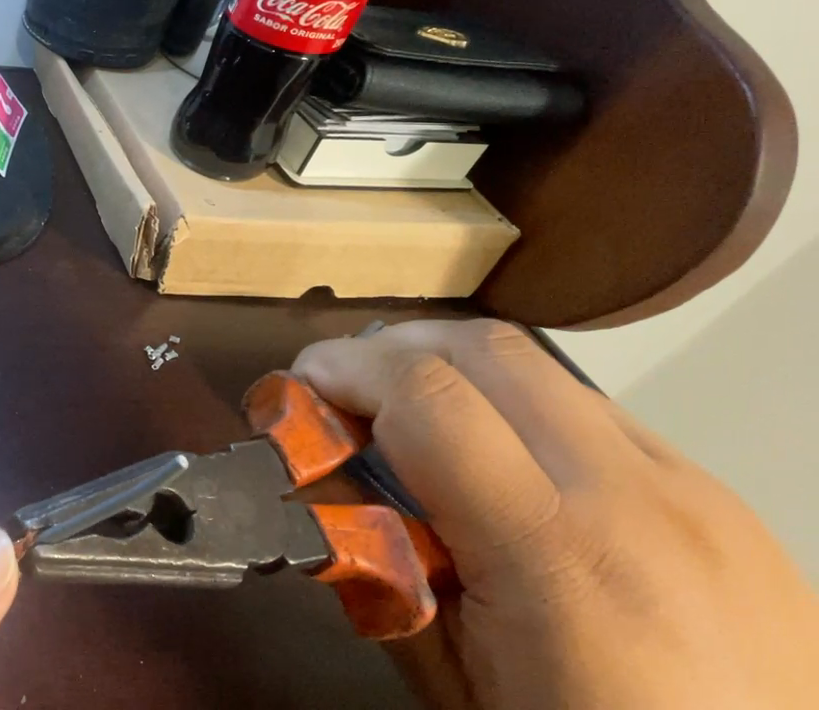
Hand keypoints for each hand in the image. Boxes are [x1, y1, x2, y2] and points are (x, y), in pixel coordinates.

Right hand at [295, 319, 818, 709]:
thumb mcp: (450, 676)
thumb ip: (377, 560)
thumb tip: (320, 474)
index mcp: (553, 548)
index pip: (424, 393)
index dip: (343, 369)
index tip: (298, 386)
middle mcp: (632, 494)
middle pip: (486, 348)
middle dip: (393, 351)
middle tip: (346, 392)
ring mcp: (694, 490)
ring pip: (545, 370)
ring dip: (458, 373)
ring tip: (417, 422)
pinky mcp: (726, 500)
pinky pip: (598, 416)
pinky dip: (523, 410)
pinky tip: (507, 464)